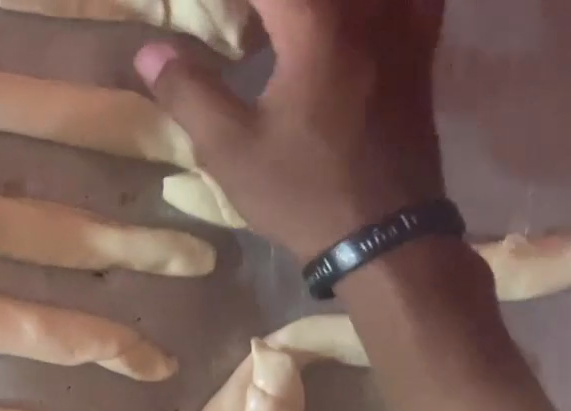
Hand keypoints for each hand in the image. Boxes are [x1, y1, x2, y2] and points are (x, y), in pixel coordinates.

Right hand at [136, 0, 447, 261]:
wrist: (378, 229)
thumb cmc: (297, 191)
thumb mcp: (229, 149)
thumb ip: (189, 93)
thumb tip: (149, 52)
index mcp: (316, 27)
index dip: (230, 1)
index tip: (203, 16)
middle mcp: (368, 8)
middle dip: (265, 5)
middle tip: (239, 25)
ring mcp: (403, 23)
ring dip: (306, 10)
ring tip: (278, 26)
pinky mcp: (421, 46)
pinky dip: (369, 8)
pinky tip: (351, 23)